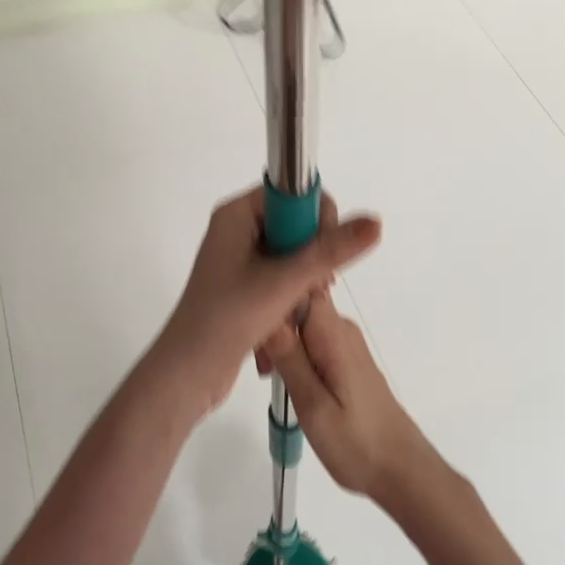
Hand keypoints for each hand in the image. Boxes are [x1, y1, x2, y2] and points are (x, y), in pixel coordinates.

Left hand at [151, 187, 380, 413]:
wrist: (190, 371)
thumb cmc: (230, 317)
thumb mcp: (285, 281)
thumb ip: (331, 250)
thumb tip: (375, 221)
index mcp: (237, 213)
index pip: (292, 194)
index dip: (316, 219)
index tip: (324, 254)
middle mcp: (237, 228)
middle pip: (295, 224)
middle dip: (313, 256)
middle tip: (316, 287)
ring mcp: (240, 257)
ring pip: (293, 254)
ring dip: (306, 280)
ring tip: (302, 306)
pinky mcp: (245, 284)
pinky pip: (282, 275)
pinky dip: (293, 294)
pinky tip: (293, 318)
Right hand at [258, 291, 429, 499]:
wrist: (403, 472)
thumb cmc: (356, 442)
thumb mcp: (312, 404)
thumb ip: (288, 355)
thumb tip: (266, 309)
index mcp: (331, 332)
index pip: (298, 285)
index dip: (270, 295)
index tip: (251, 326)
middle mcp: (340, 328)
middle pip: (295, 303)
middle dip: (270, 324)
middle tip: (261, 368)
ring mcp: (345, 342)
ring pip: (300, 322)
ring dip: (279, 341)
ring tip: (270, 379)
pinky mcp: (346, 359)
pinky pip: (311, 339)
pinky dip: (293, 353)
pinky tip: (287, 380)